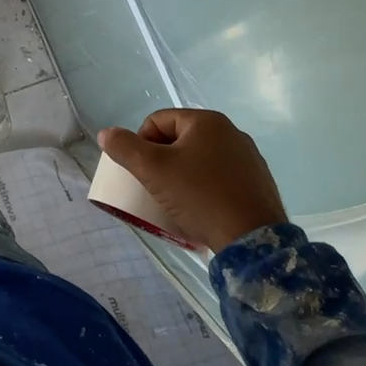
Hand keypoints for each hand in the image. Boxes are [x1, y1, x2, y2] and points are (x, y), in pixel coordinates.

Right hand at [97, 109, 287, 251]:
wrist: (254, 243)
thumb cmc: (200, 197)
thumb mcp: (152, 170)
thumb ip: (124, 147)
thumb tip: (107, 134)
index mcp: (206, 121)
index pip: (157, 122)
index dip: (141, 144)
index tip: (143, 172)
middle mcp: (231, 132)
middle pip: (179, 140)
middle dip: (163, 160)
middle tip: (157, 186)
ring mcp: (249, 159)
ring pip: (200, 159)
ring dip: (183, 174)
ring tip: (178, 199)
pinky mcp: (259, 184)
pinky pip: (221, 177)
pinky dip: (206, 187)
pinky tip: (202, 208)